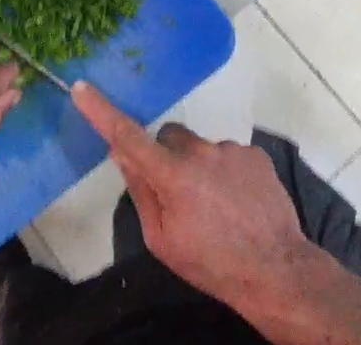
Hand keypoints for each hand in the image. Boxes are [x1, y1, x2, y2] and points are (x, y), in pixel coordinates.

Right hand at [71, 81, 311, 301]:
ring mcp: (231, 150)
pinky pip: (227, 155)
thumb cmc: (212, 263)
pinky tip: (237, 202)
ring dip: (199, 167)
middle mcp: (201, 152)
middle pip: (168, 138)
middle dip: (165, 157)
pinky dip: (225, 173)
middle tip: (177, 195)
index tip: (82, 88)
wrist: (278, 271)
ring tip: (216, 207)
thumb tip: (122, 154)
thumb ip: (140, 192)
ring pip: (200, 148)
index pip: (127, 136)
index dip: (101, 111)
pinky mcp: (255, 154)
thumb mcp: (163, 240)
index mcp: (173, 175)